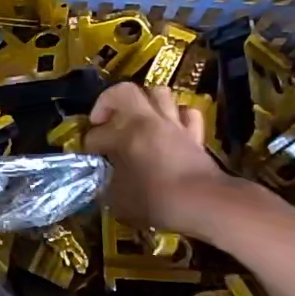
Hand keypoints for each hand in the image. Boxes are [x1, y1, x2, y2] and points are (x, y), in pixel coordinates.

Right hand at [84, 83, 251, 239]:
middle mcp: (147, 122)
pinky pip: (187, 113)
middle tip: (103, 121)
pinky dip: (177, 116)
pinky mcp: (195, 135)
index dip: (88, 147)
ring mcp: (174, 125)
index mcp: (123, 135)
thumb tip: (100, 179)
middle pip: (124, 92)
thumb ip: (104, 184)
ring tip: (136, 119)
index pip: (96, 135)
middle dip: (108, 102)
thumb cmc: (156, 201)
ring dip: (143, 103)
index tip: (90, 160)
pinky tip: (169, 128)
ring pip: (159, 94)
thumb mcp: (117, 199)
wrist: (206, 204)